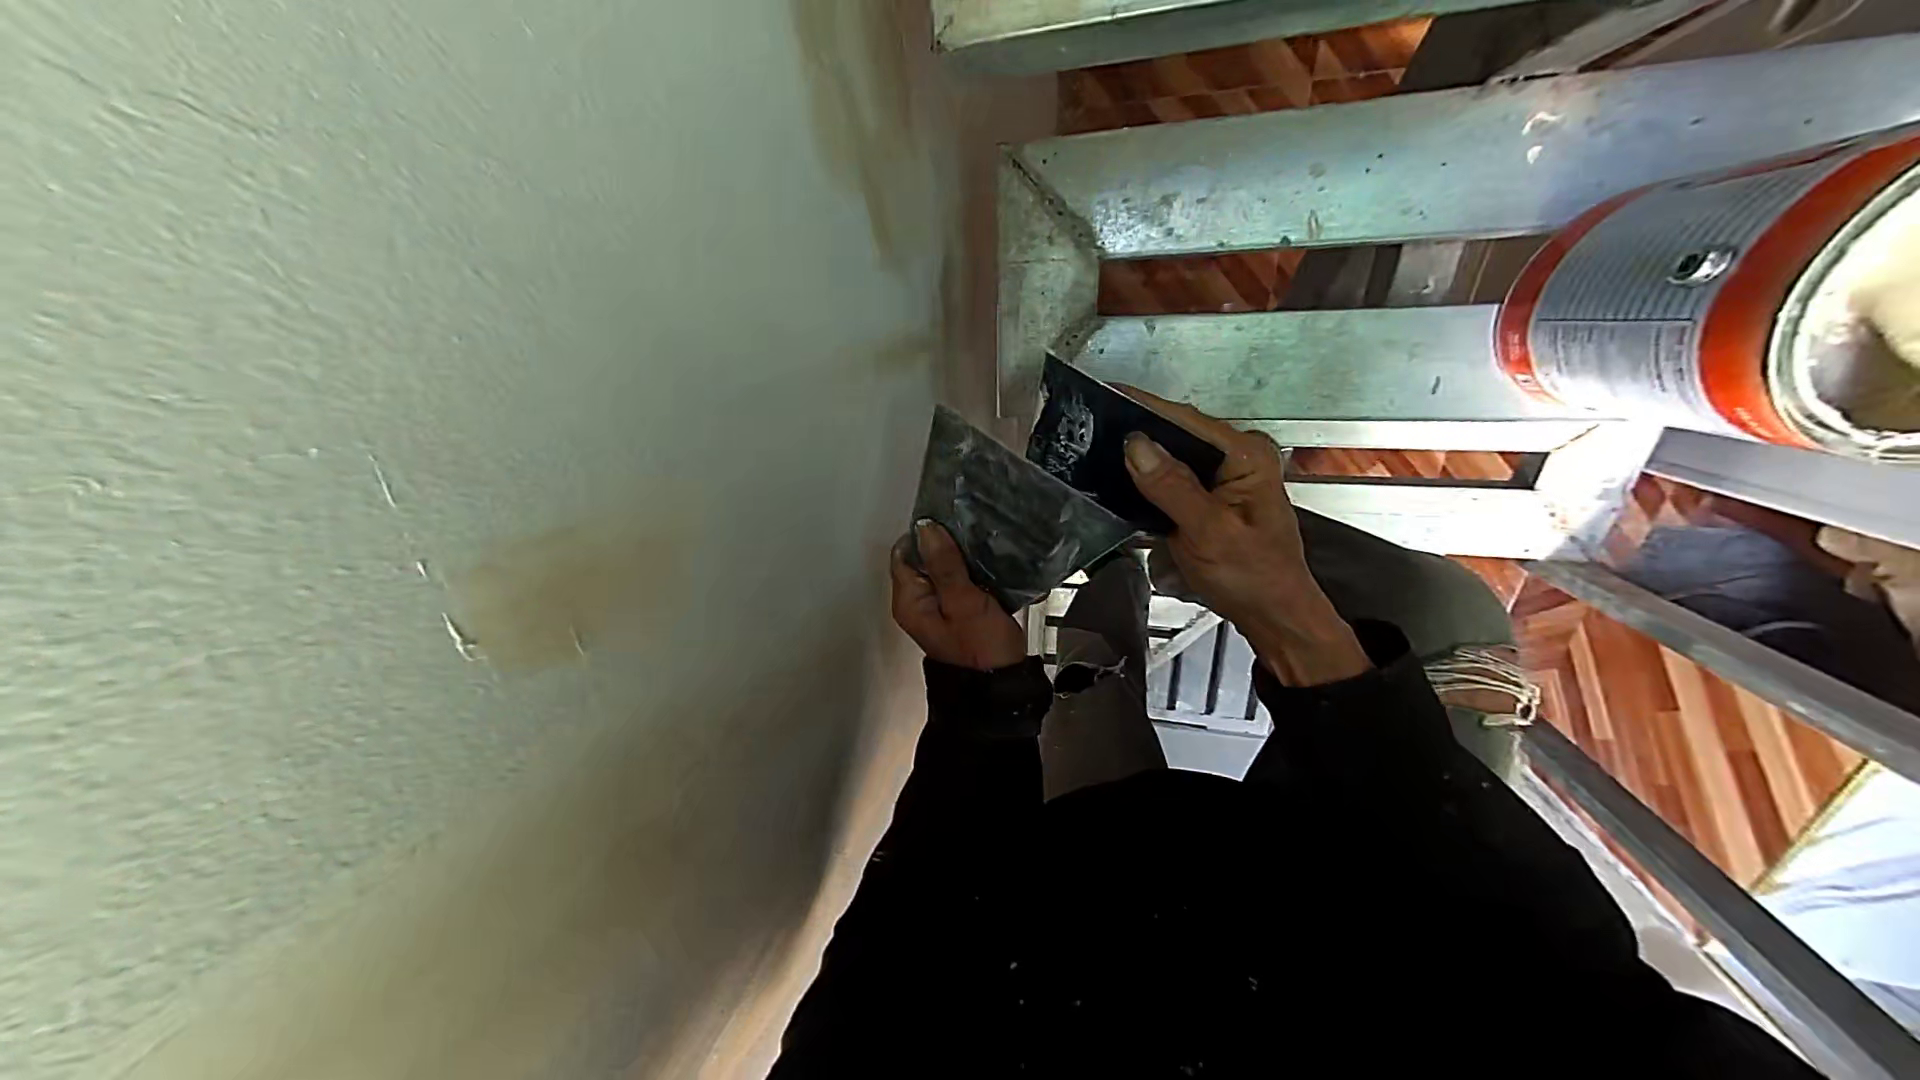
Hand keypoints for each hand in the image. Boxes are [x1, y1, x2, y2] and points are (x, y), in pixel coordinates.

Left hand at [890, 520, 1027, 671]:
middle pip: (924, 559)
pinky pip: (960, 579)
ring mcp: (940, 607)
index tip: (951, 522)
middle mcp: (918, 603)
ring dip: (961, 556)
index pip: (904, 553)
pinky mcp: (960, 609)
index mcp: (909, 602)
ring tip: (983, 542)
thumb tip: (926, 527)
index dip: (925, 535)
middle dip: (945, 543)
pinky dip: (972, 569)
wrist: (1002, 687)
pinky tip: (989, 562)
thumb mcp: (964, 601)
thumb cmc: (981, 648)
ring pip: (944, 568)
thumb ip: (944, 564)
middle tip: (971, 530)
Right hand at [1115, 387, 1370, 686]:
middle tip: (1089, 429)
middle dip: (1136, 432)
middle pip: (1177, 433)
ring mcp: (1226, 475)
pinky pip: (1174, 477)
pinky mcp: (1212, 495)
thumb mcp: (1208, 532)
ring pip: (1172, 455)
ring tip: (1097, 451)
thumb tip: (1135, 444)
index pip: (1184, 419)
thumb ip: (1172, 487)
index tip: (1104, 394)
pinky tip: (1124, 482)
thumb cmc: (1252, 577)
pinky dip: (1149, 481)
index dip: (1141, 407)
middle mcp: (1238, 456)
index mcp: (1246, 455)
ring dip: (1140, 458)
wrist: (1274, 615)